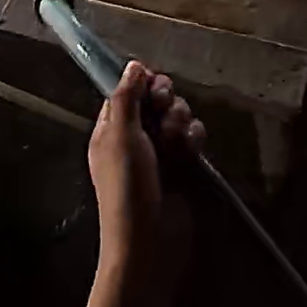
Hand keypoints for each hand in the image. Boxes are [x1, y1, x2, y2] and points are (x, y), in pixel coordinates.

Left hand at [88, 61, 204, 282]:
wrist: (151, 240)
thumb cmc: (127, 188)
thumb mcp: (120, 138)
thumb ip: (127, 98)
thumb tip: (134, 65)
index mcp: (112, 130)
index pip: (128, 92)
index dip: (142, 84)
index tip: (152, 86)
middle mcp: (136, 137)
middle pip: (157, 99)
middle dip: (166, 100)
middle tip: (165, 112)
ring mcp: (162, 150)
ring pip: (178, 114)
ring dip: (181, 120)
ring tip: (177, 139)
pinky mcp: (185, 163)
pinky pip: (194, 134)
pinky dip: (194, 137)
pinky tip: (191, 150)